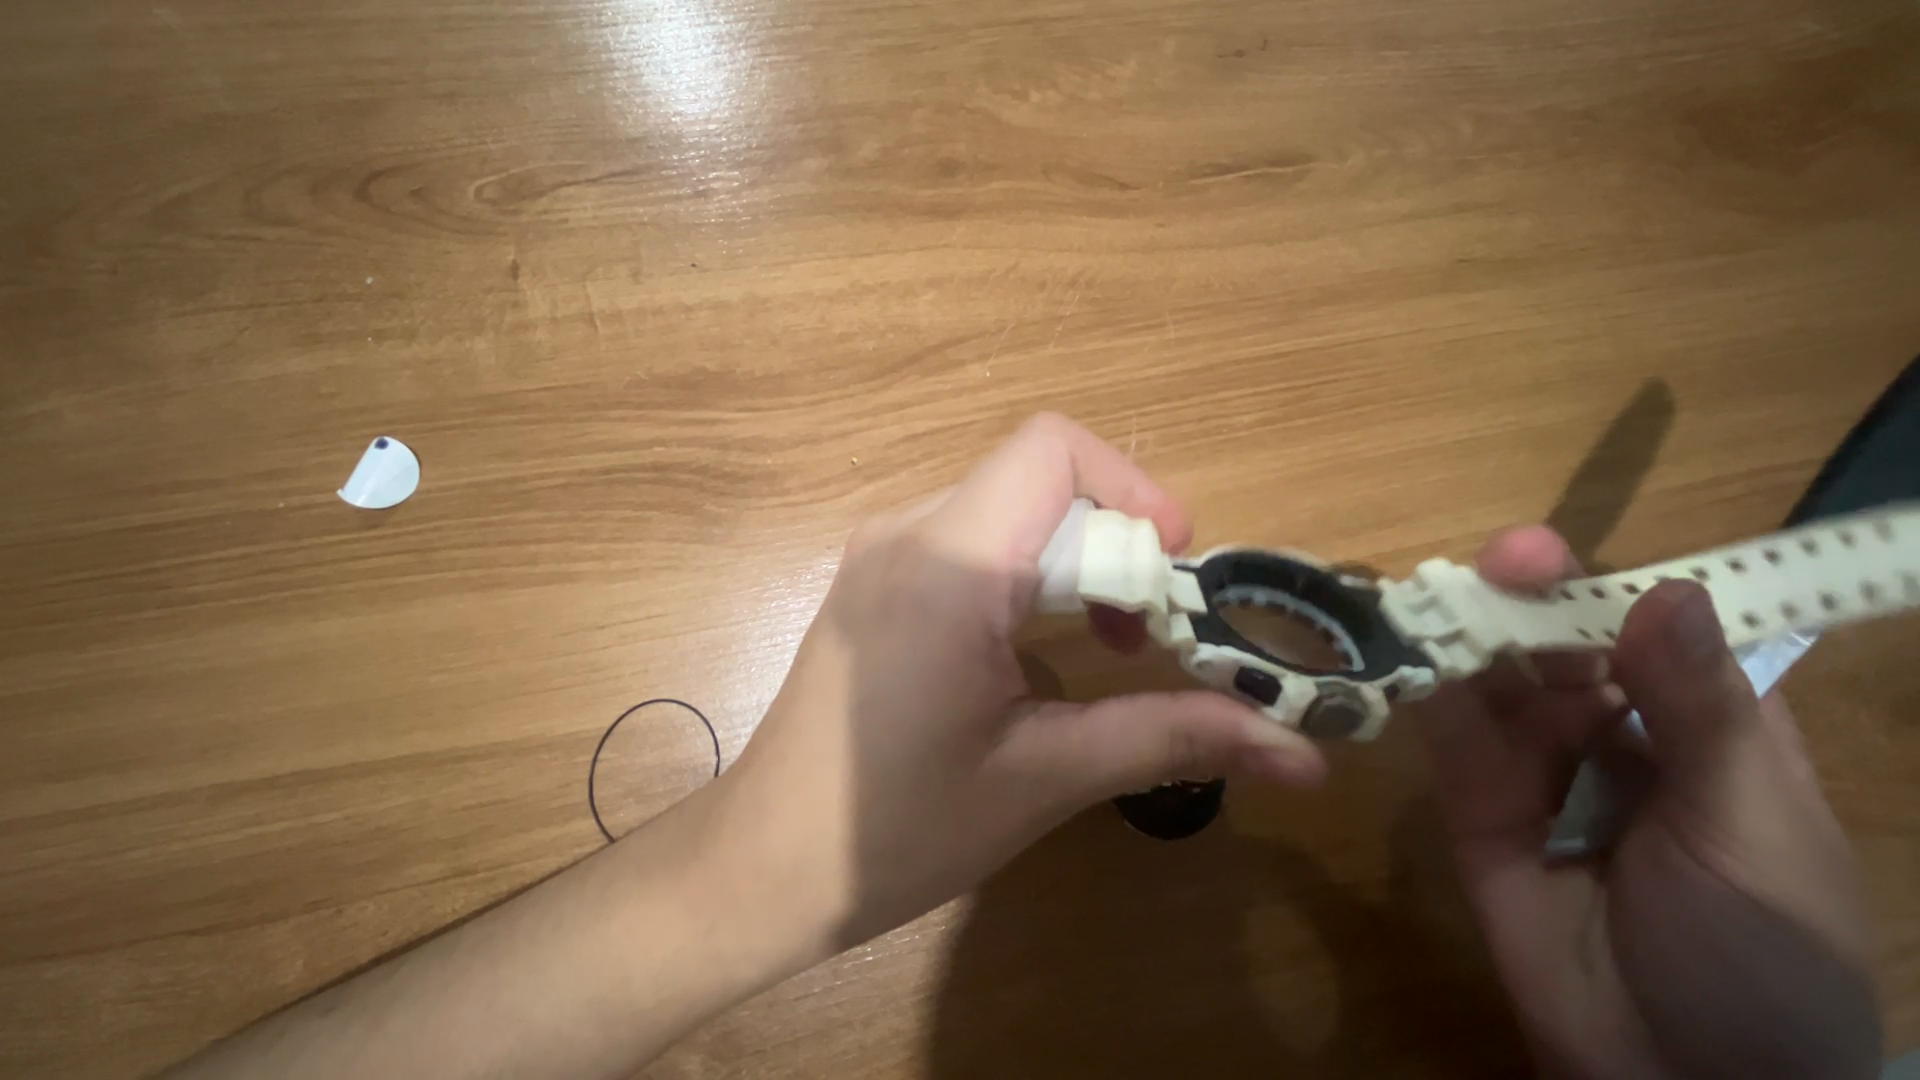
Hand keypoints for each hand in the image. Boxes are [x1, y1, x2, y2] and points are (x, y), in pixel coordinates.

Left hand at [707, 413, 1327, 951]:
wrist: (762, 867)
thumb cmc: (896, 830)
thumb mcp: (1044, 778)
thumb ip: (1172, 739)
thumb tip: (1304, 755)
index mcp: (947, 562)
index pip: (1052, 450)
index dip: (1133, 489)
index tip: (1175, 573)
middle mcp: (906, 533)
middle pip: (1037, 482)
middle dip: (1113, 543)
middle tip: (1154, 634)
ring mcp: (880, 555)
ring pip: (1006, 511)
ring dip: (1072, 563)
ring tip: (1107, 647)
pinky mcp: (874, 585)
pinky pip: (968, 542)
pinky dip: (1025, 576)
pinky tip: (1034, 653)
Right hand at [1417, 527, 1880, 1079]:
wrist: (1671, 1075)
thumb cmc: (1758, 952)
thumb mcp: (1750, 827)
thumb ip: (1701, 711)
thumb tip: (1668, 590)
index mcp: (1700, 721)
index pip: (1644, 624)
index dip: (1600, 581)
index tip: (1551, 553)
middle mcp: (1609, 725)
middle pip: (1552, 638)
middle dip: (1519, 596)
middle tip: (1491, 565)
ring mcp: (1531, 759)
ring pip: (1489, 674)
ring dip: (1459, 633)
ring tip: (1426, 603)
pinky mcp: (1470, 796)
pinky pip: (1443, 731)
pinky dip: (1418, 691)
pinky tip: (1395, 658)